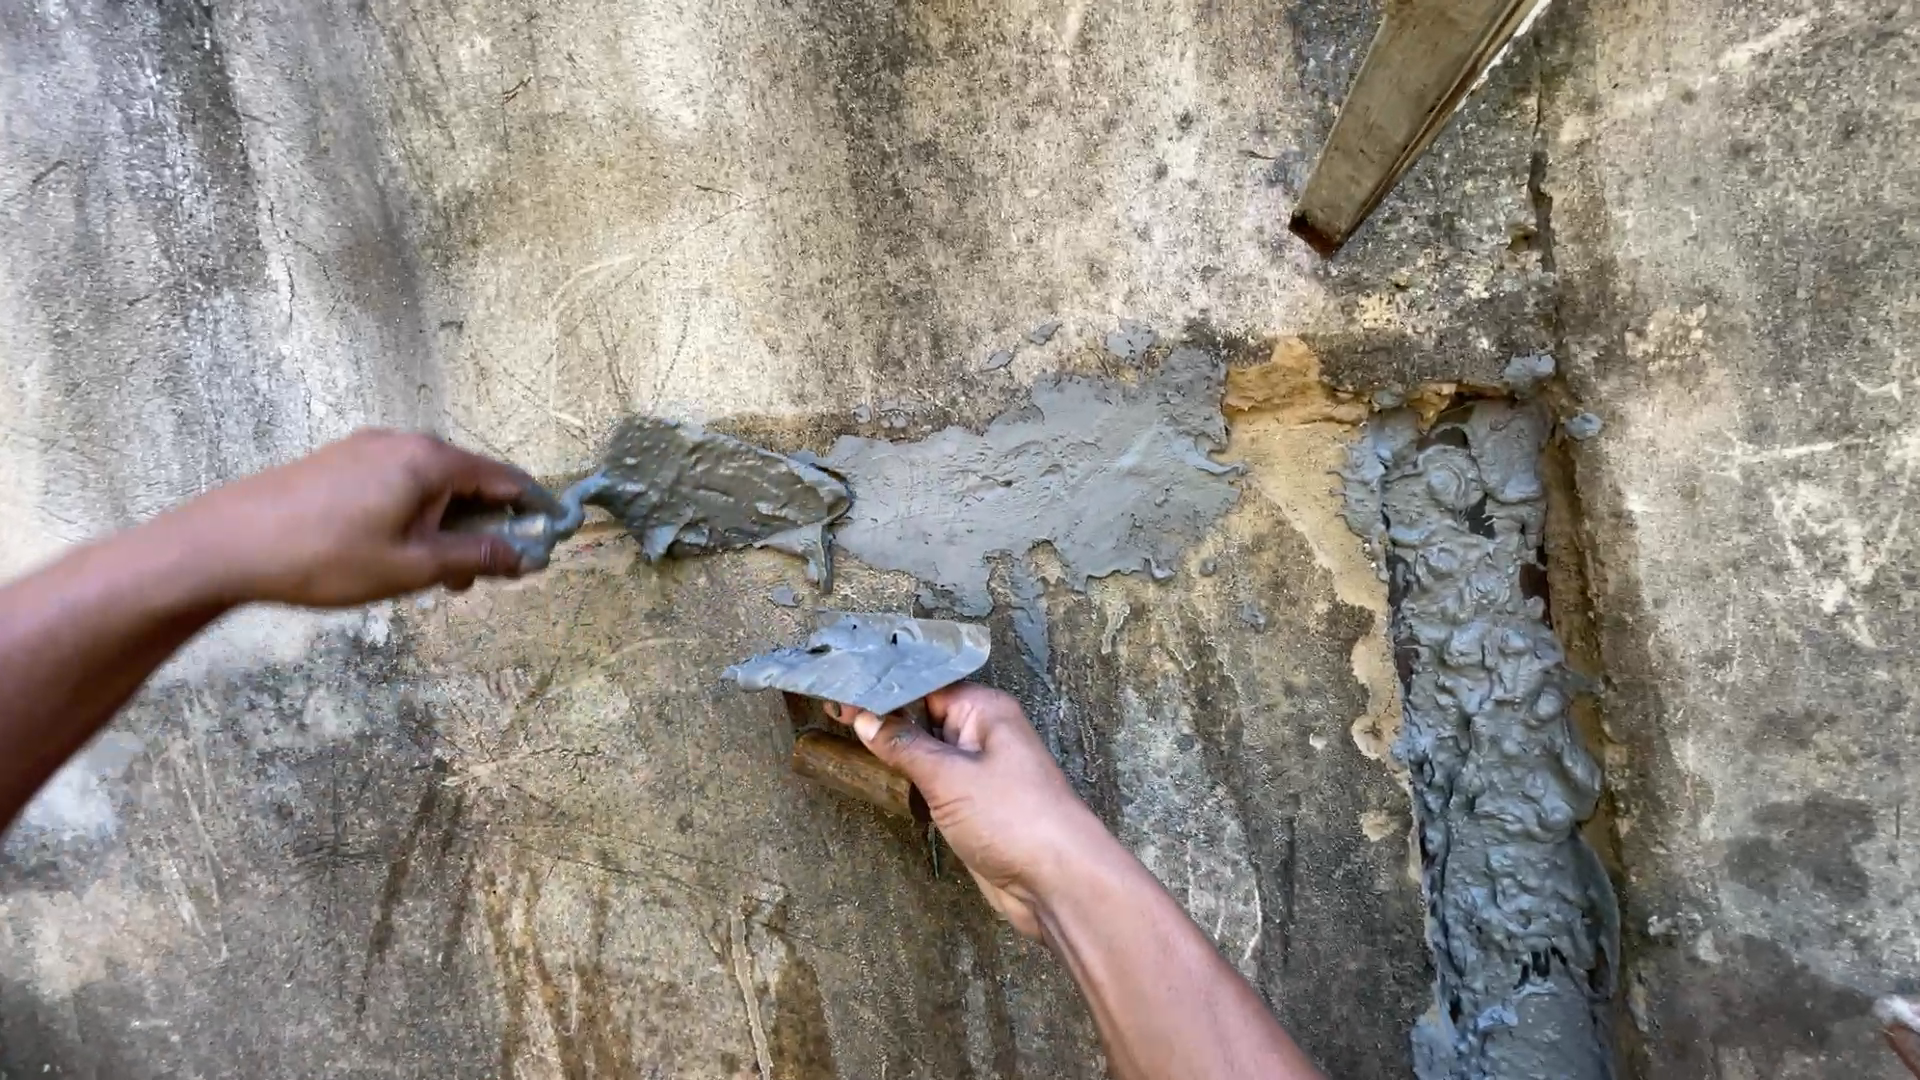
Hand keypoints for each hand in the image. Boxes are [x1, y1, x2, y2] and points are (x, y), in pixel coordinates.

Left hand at [161, 430, 550, 607]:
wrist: (213, 550)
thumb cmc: (325, 558)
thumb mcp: (415, 566)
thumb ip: (480, 558)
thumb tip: (530, 557)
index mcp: (431, 460)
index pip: (508, 480)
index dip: (536, 510)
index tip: (550, 540)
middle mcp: (406, 442)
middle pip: (473, 483)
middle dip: (487, 528)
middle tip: (478, 576)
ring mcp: (369, 448)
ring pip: (437, 486)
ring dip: (451, 526)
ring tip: (434, 572)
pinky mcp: (341, 460)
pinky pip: (404, 484)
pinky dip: (420, 514)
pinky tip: (400, 549)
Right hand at [838, 684, 1122, 940]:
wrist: (1055, 882)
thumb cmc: (1012, 816)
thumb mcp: (948, 776)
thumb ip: (904, 746)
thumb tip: (865, 719)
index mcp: (985, 709)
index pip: (926, 685)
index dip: (885, 688)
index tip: (841, 691)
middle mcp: (982, 732)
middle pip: (924, 715)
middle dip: (884, 715)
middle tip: (832, 707)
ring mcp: (978, 769)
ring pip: (927, 750)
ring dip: (894, 749)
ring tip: (843, 732)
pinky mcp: (972, 803)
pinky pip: (933, 780)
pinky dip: (908, 778)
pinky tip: (877, 774)